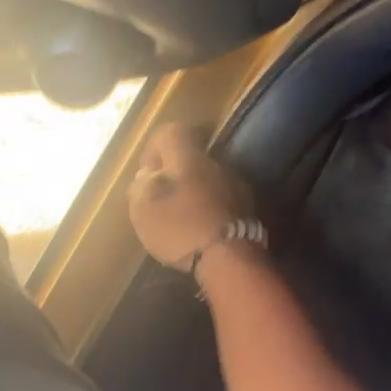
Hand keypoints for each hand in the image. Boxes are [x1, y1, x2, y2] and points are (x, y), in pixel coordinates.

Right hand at [128, 124, 248, 268]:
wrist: (231, 259)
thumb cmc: (180, 228)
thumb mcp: (143, 209)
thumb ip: (141, 186)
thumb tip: (147, 175)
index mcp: (188, 156)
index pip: (170, 132)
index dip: (154, 148)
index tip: (147, 174)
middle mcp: (216, 163)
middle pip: (191, 158)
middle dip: (175, 175)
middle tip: (162, 201)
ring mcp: (237, 185)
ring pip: (209, 180)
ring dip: (195, 194)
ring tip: (183, 221)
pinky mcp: (249, 209)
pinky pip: (223, 201)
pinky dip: (210, 211)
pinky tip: (202, 232)